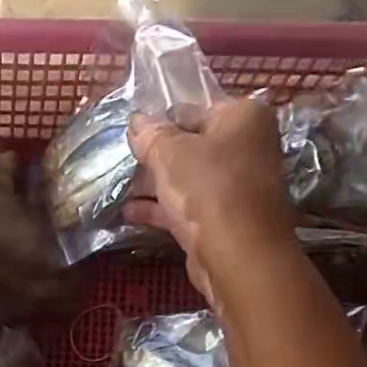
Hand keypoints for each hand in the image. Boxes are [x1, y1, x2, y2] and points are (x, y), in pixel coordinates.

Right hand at [124, 99, 297, 305]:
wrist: (238, 256)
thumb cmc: (208, 189)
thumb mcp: (170, 154)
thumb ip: (150, 136)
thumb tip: (136, 122)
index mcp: (243, 117)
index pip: (193, 110)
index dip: (160, 122)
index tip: (131, 136)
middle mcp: (246, 147)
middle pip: (192, 147)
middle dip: (156, 158)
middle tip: (122, 164)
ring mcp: (237, 187)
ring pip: (188, 180)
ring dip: (154, 186)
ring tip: (120, 190)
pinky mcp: (225, 221)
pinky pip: (188, 208)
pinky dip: (162, 210)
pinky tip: (130, 214)